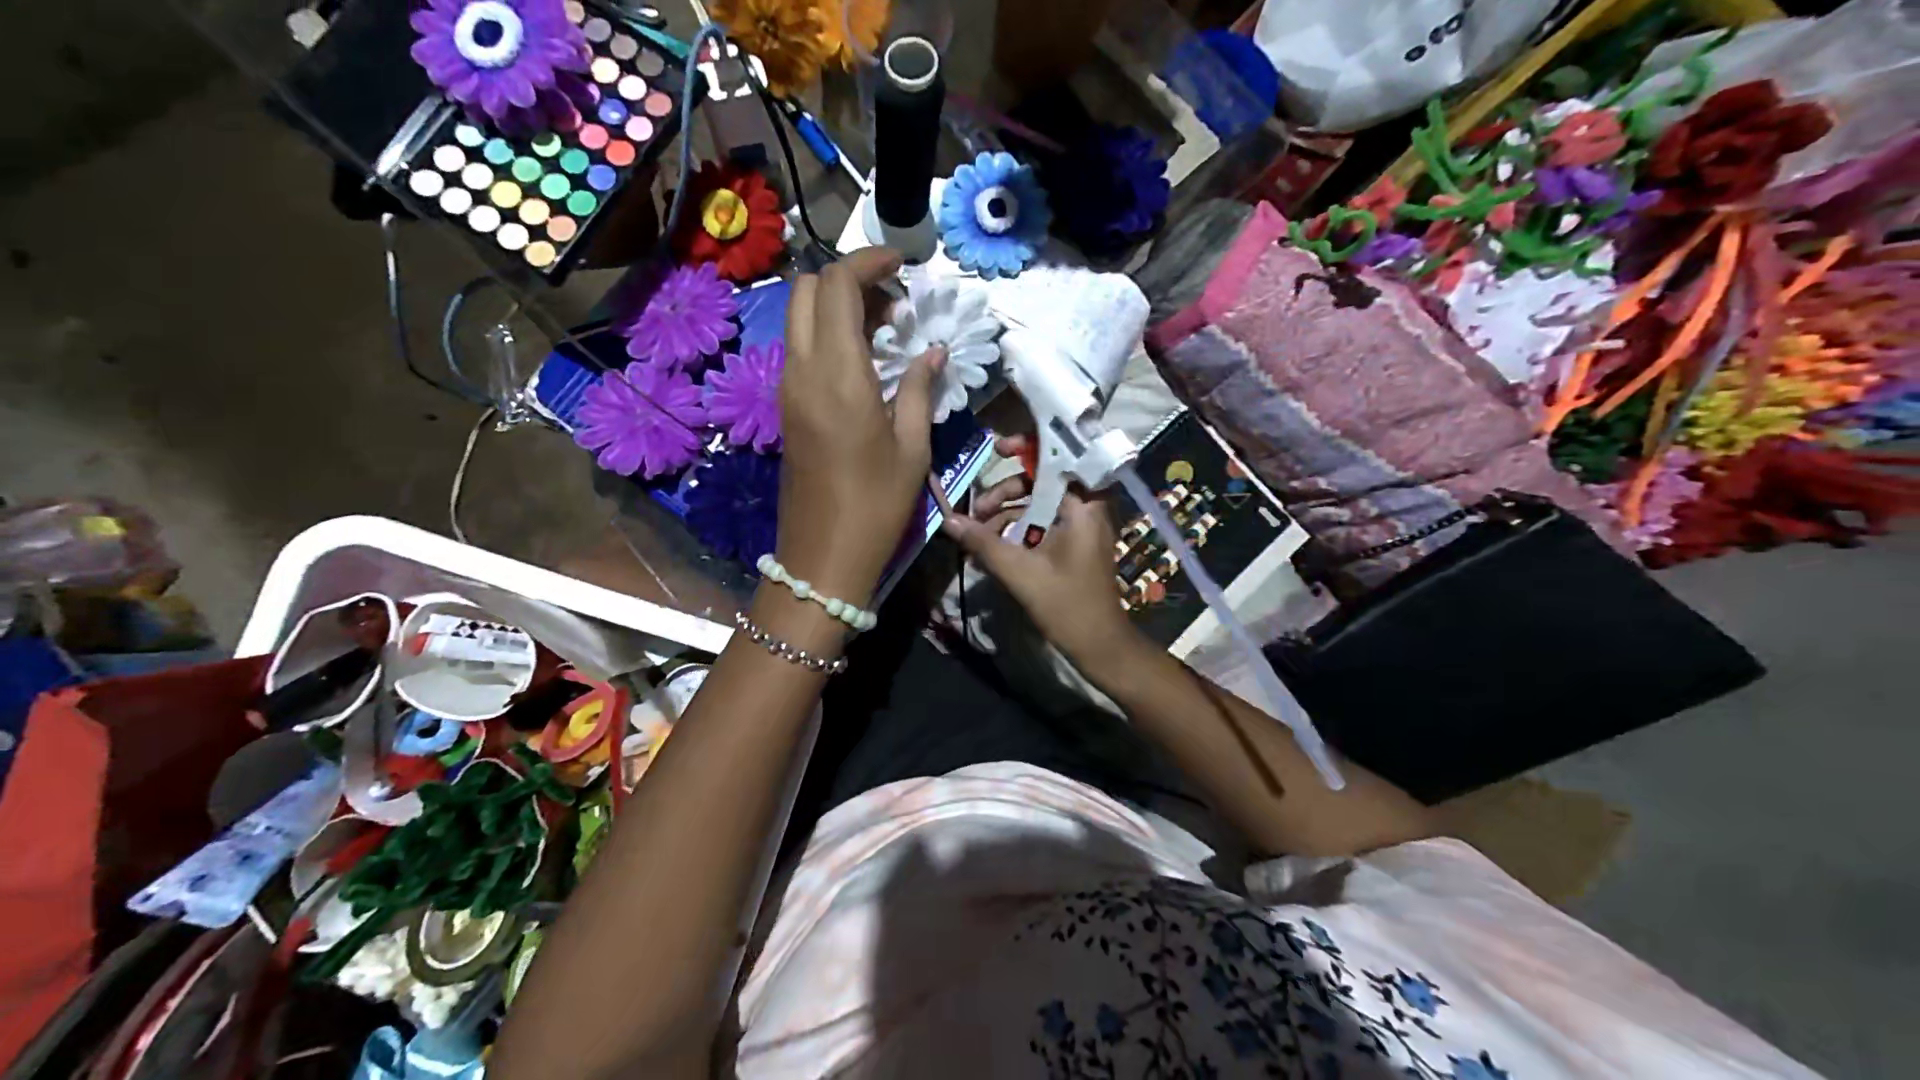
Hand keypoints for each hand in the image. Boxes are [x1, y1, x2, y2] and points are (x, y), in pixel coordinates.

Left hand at [779, 247, 943, 608]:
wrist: (823, 555)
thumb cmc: (876, 505)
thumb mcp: (911, 447)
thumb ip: (918, 388)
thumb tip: (932, 352)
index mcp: (838, 375)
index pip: (837, 286)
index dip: (868, 261)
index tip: (902, 265)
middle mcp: (802, 370)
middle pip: (807, 290)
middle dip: (848, 280)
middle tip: (893, 304)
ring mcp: (787, 389)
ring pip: (799, 318)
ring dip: (836, 308)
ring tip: (884, 332)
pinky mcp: (786, 407)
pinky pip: (800, 349)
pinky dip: (827, 335)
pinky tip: (863, 363)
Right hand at [935, 440, 1143, 673]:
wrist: (1099, 645)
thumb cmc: (1068, 606)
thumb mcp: (1020, 573)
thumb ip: (984, 543)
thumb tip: (948, 520)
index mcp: (1084, 506)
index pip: (1058, 456)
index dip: (1028, 447)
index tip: (997, 448)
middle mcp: (1086, 508)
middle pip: (1042, 479)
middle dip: (1006, 490)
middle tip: (977, 509)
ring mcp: (1080, 527)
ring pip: (1038, 503)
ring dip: (1007, 512)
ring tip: (977, 532)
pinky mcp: (1072, 544)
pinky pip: (1042, 523)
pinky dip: (1018, 530)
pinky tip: (991, 546)